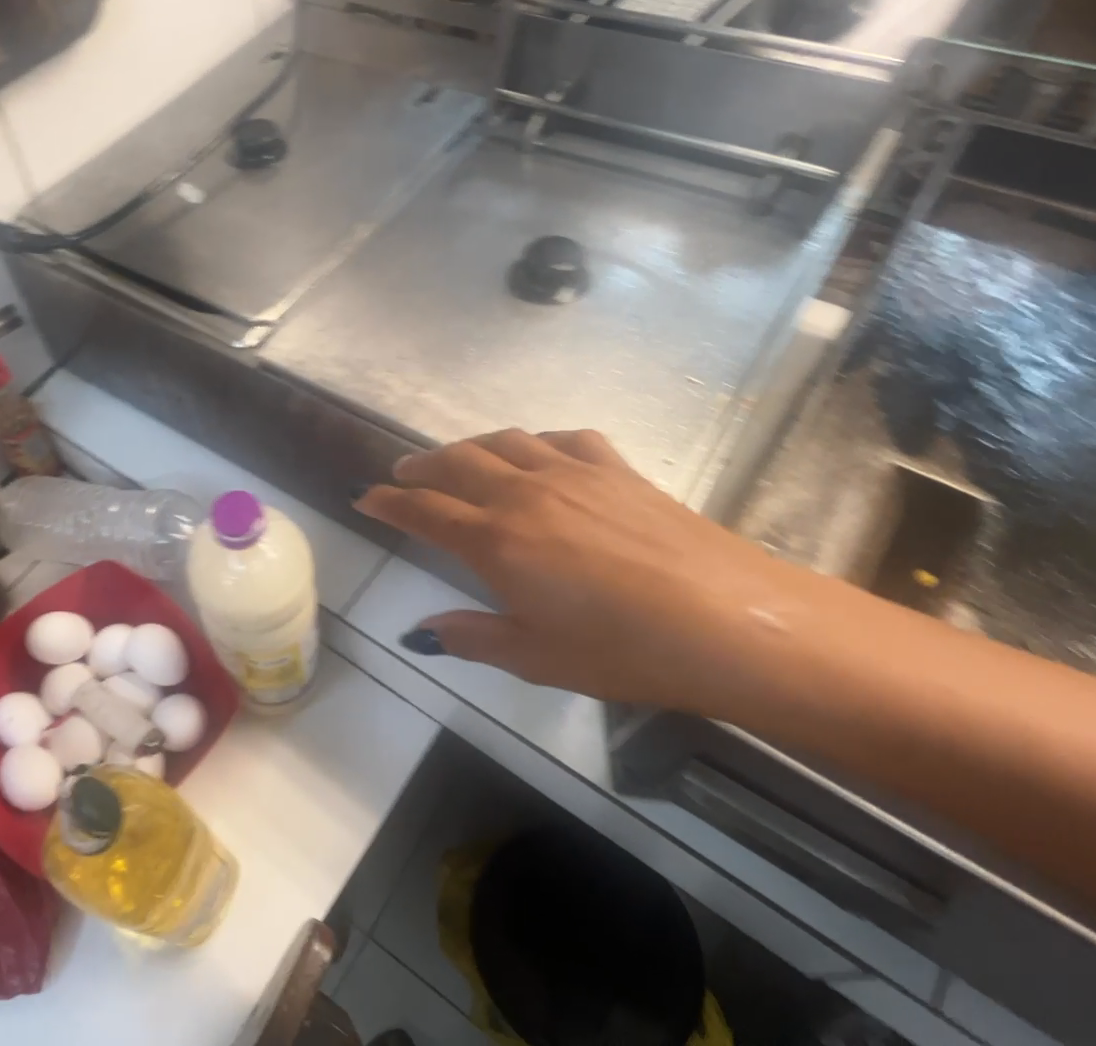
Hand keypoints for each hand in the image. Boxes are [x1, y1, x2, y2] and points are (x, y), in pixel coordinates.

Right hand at [354, 429, 810, 708]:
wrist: (728, 621)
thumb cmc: (622, 650)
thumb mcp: (535, 657)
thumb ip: (472, 637)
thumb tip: (422, 631)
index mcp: (496, 542)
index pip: (425, 511)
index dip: (390, 504)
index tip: (367, 500)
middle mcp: (525, 494)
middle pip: (457, 462)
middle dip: (421, 466)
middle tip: (402, 474)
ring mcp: (574, 474)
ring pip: (505, 442)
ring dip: (469, 447)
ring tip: (457, 459)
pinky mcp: (618, 469)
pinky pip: (562, 439)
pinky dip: (535, 442)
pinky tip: (537, 454)